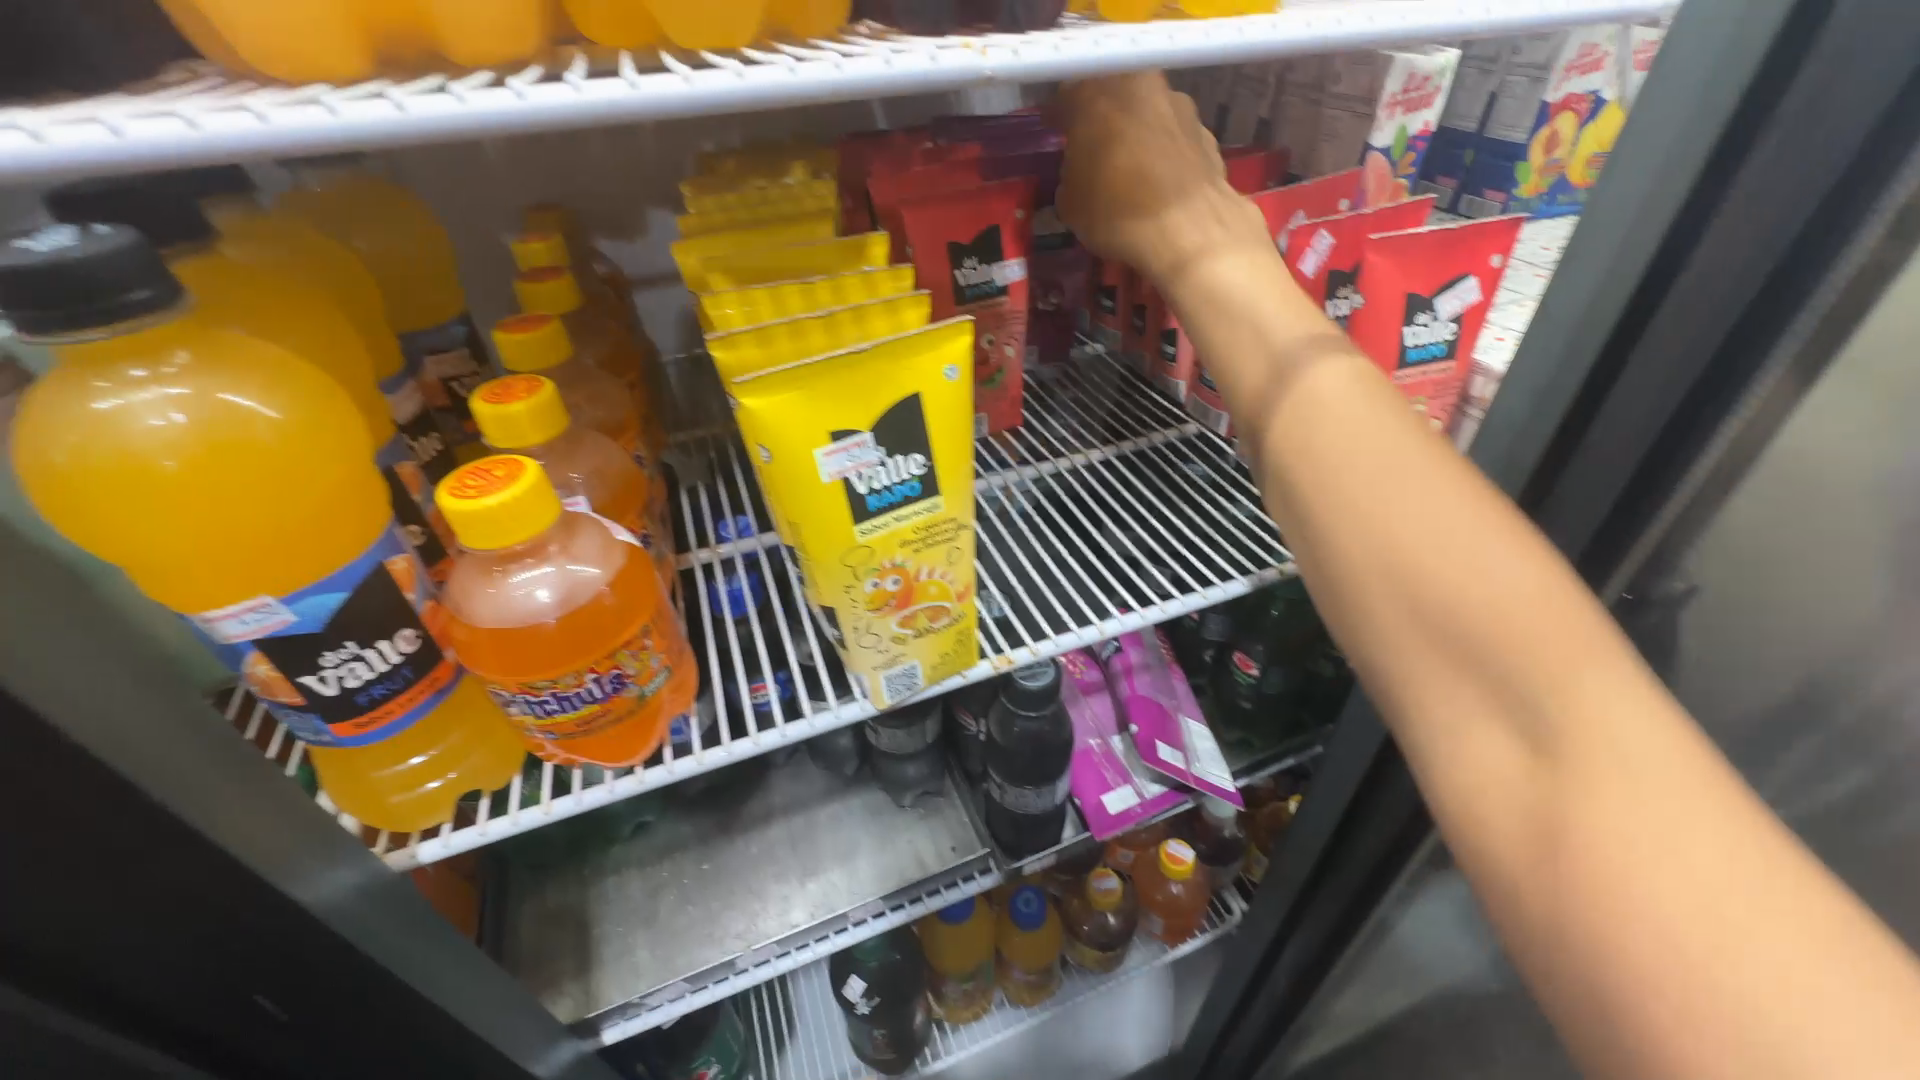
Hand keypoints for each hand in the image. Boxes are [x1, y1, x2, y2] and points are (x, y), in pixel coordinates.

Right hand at [1050, 72, 1266, 288]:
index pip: (1066, 95)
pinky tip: (1161, 181)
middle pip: (1113, 94)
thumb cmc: (1116, 211)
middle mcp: (1138, 85)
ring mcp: (1178, 103)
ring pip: (1147, 111)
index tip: (1057, 134)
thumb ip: (1070, 175)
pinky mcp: (1206, 129)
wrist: (1187, 229)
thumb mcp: (1070, 203)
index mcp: (1094, 95)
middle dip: (1102, 117)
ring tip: (1132, 167)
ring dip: (1137, 130)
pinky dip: (1165, 150)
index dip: (1060, 118)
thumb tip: (1079, 173)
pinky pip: (1174, 135)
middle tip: (1094, 148)